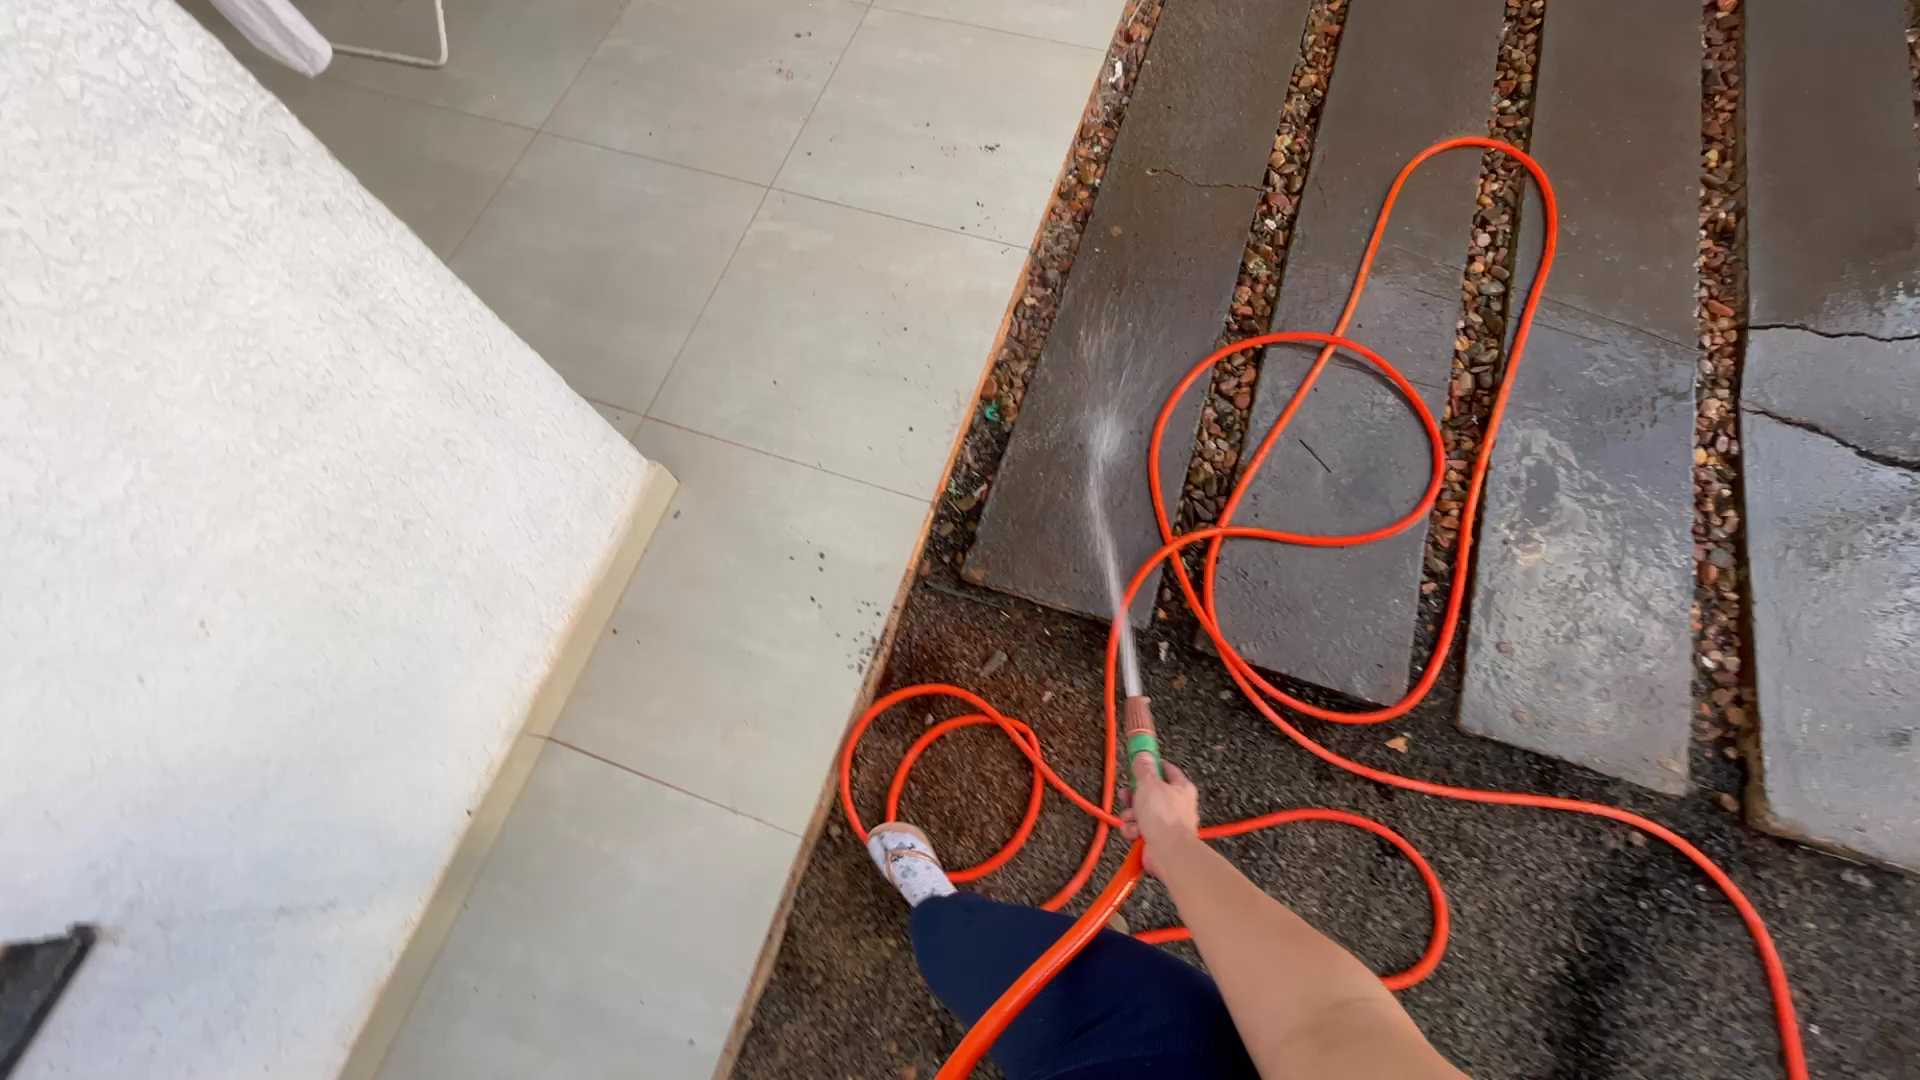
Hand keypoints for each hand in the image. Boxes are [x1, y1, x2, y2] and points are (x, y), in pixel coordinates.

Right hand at [1120, 752, 1200, 876]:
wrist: (1169, 852)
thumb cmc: (1164, 817)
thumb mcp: (1149, 784)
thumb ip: (1144, 769)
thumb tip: (1143, 755)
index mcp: (1180, 787)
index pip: (1165, 769)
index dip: (1150, 765)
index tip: (1137, 764)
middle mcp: (1176, 805)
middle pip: (1149, 792)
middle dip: (1133, 795)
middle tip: (1127, 795)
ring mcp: (1167, 823)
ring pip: (1140, 811)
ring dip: (1131, 814)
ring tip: (1133, 819)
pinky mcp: (1157, 838)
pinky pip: (1138, 829)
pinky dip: (1133, 830)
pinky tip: (1135, 833)